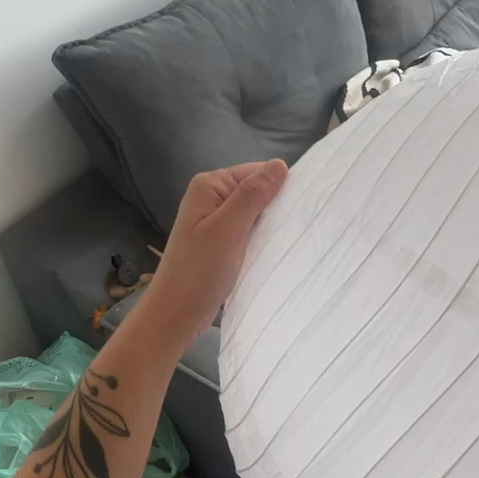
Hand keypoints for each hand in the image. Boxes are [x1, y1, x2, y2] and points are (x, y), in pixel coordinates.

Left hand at [127, 160, 288, 353]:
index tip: (302, 208)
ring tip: (289, 240)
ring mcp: (214, 222)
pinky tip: (274, 251)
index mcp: (210, 186)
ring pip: (255, 214)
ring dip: (271, 226)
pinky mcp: (220, 243)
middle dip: (276, 207)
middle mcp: (211, 198)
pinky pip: (248, 232)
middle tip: (298, 228)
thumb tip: (280, 164)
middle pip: (256, 191)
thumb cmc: (199, 270)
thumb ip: (252, 195)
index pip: (256, 172)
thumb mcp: (228, 229)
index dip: (280, 187)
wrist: (176, 314)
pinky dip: (262, 240)